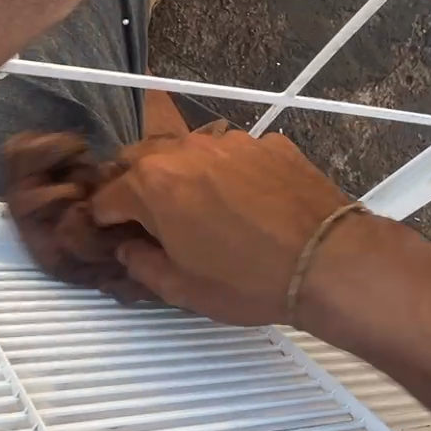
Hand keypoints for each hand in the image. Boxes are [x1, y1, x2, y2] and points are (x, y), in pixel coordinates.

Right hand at [89, 126, 364, 326]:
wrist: (327, 261)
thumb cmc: (247, 281)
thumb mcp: (182, 289)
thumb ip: (142, 265)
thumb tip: (129, 249)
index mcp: (153, 185)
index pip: (106, 197)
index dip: (103, 220)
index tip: (112, 237)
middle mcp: (185, 150)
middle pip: (139, 159)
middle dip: (133, 187)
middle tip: (147, 220)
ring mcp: (229, 141)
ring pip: (185, 150)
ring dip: (178, 175)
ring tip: (195, 209)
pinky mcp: (268, 143)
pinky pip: (229, 154)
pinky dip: (222, 173)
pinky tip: (242, 203)